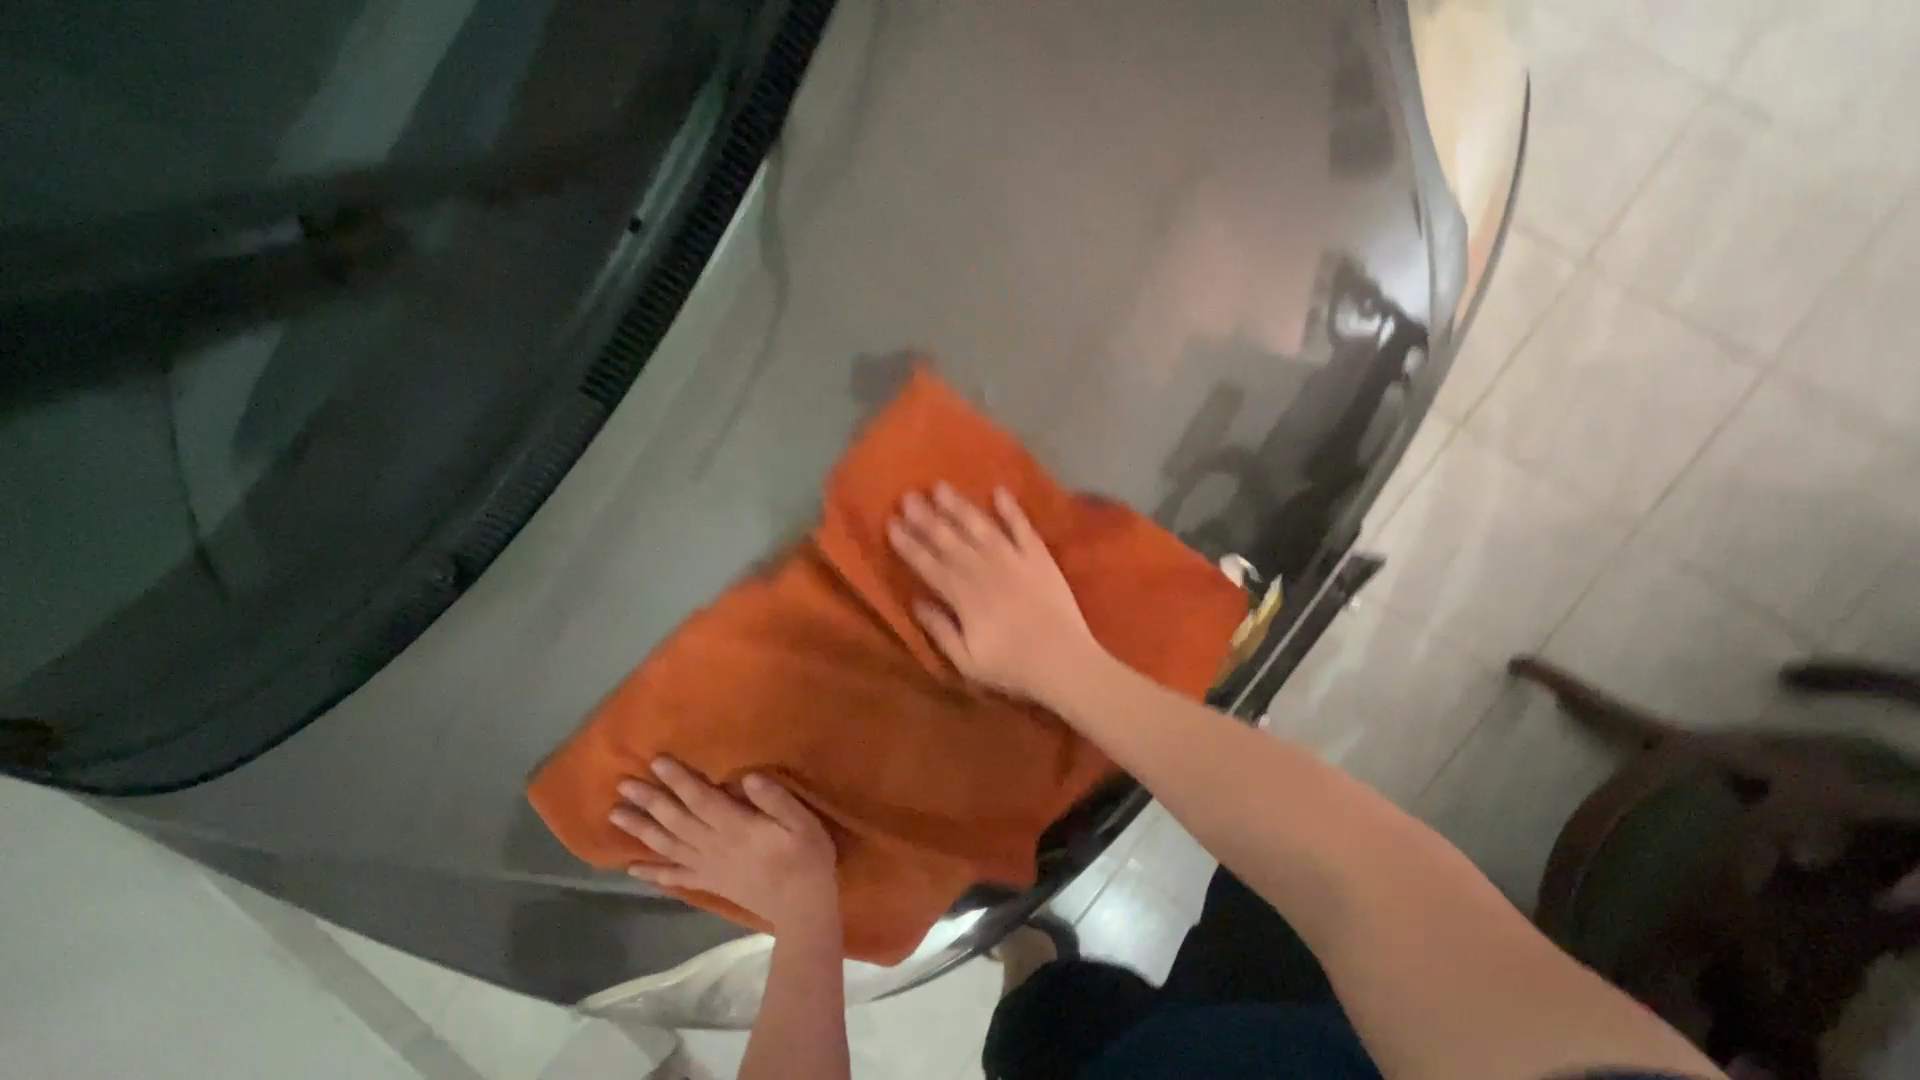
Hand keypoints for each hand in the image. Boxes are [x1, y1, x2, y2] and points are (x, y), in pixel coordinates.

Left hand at [611, 758, 838, 932]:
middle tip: (623, 784)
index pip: (702, 799)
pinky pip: (675, 877)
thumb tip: (748, 776)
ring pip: (668, 846)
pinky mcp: (709, 883)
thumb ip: (776, 799)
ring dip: (640, 830)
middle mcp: (714, 846)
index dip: (679, 780)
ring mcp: (708, 867)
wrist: (802, 908)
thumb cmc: (807, 858)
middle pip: (676, 820)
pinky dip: (652, 873)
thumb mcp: (803, 823)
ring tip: (614, 815)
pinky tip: (631, 869)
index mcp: (737, 828)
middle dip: (650, 801)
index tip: (657, 761)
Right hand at [886, 484, 1104, 703]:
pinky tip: (999, 492)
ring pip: (981, 528)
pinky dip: (1011, 510)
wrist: (1066, 662)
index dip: (910, 546)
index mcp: (964, 598)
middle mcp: (985, 571)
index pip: (930, 566)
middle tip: (908, 496)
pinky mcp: (1040, 559)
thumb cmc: (1014, 668)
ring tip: (941, 487)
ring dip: (960, 507)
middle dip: (927, 518)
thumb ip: (941, 630)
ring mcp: (1015, 561)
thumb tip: (917, 603)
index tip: (892, 525)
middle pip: (950, 541)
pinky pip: (1023, 529)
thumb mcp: (968, 662)